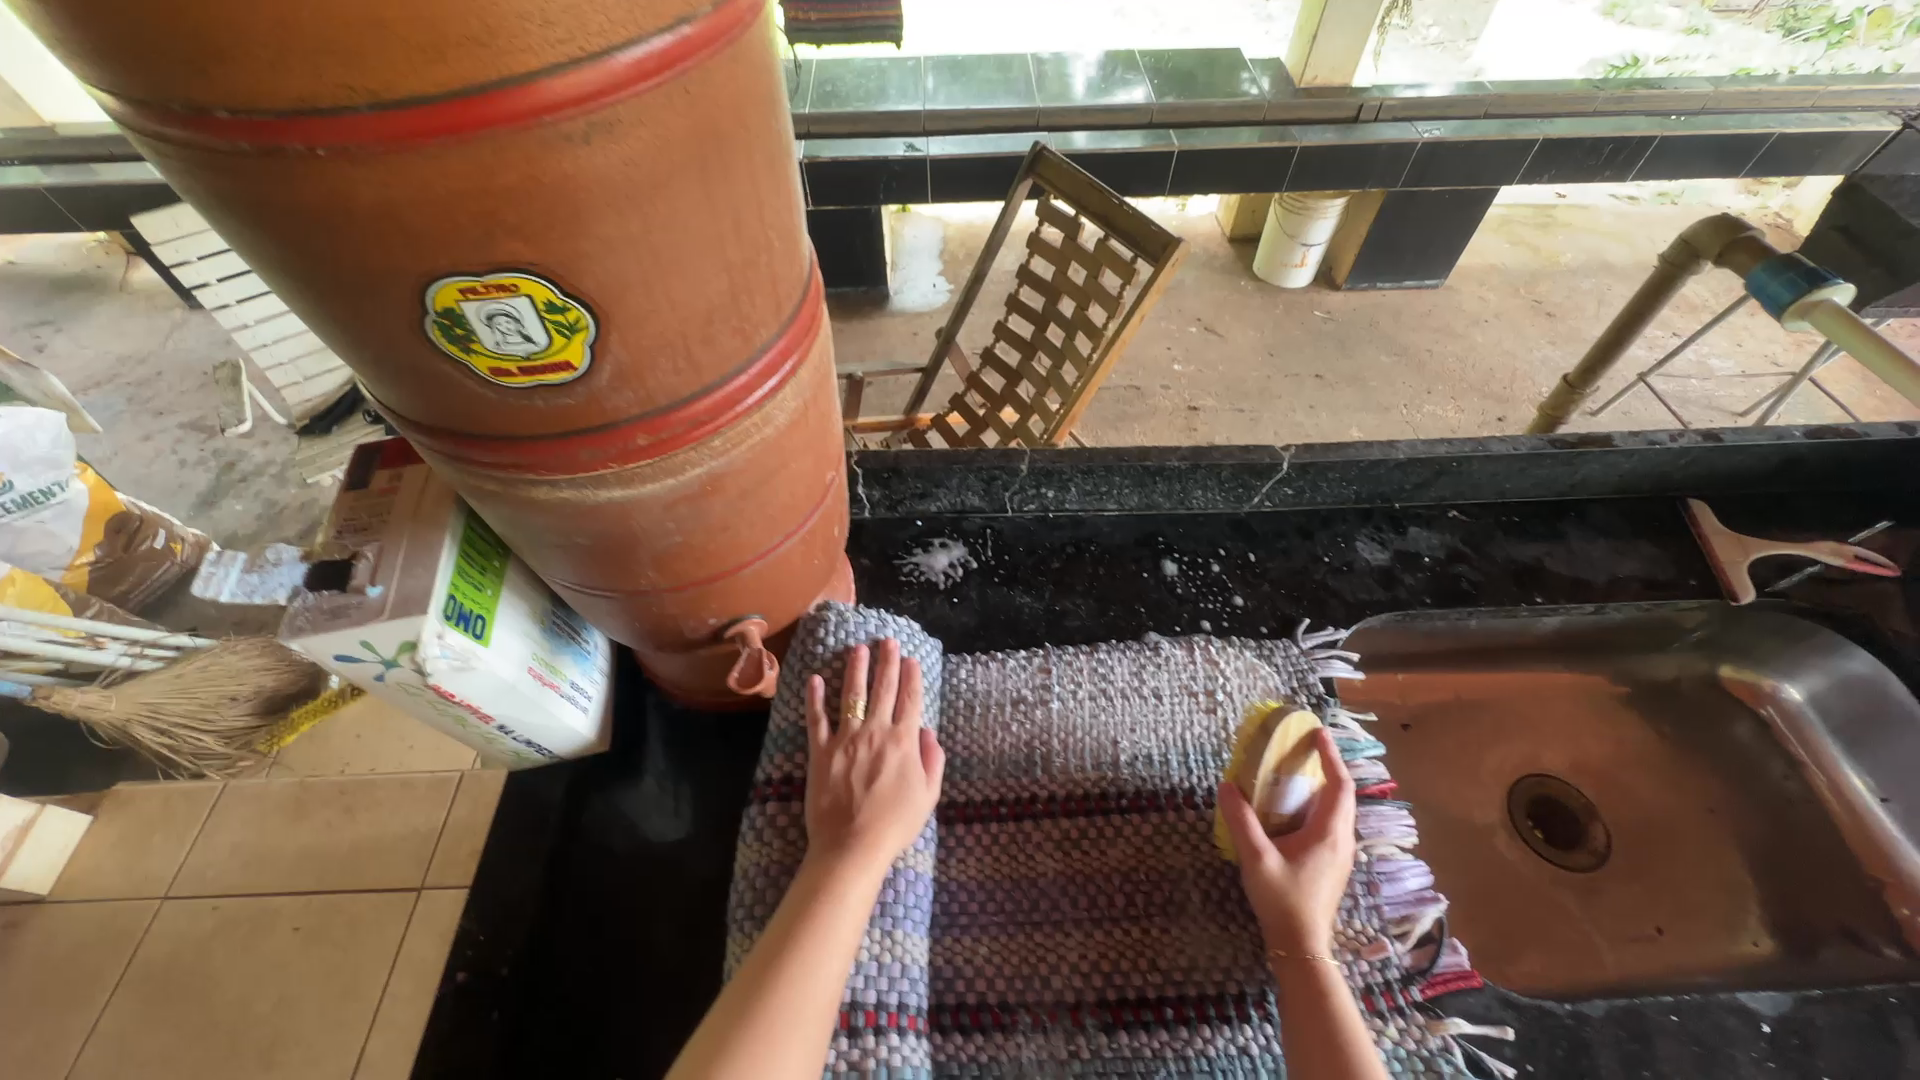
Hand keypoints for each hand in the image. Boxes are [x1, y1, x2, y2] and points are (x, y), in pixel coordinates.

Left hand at [803, 639, 944, 875]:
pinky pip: (816, 719)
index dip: (912, 677)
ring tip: (858, 649)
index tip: (911, 659)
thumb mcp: (928, 796)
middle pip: (883, 689)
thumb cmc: (894, 825)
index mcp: (903, 742)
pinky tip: (815, 680)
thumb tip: (928, 732)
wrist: (852, 845)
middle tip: (887, 641)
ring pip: (852, 695)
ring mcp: (846, 739)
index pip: (910, 700)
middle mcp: (876, 732)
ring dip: (856, 669)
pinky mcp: (820, 751)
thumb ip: (932, 761)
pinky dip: (815, 699)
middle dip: (887, 662)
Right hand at [1217, 727, 1356, 956]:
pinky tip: (1292, 808)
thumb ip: (1241, 820)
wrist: (1301, 946)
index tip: (1317, 733)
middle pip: (1342, 794)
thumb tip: (1227, 785)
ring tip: (1296, 771)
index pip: (1339, 785)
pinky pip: (1329, 823)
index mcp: (1329, 833)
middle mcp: (1341, 840)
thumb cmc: (1282, 900)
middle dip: (1327, 766)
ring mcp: (1339, 854)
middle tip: (1304, 746)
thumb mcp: (1256, 857)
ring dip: (1321, 786)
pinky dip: (1316, 804)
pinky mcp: (1331, 864)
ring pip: (1336, 810)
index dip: (1331, 756)